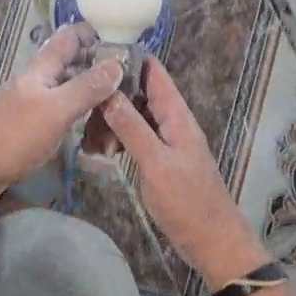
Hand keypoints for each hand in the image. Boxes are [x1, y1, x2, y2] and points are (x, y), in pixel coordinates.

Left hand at [0, 23, 122, 205]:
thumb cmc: (13, 133)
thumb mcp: (56, 108)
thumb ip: (86, 87)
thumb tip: (117, 62)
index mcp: (42, 70)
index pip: (69, 38)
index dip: (93, 34)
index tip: (125, 45)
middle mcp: (38, 82)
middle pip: (70, 65)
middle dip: (98, 69)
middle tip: (132, 85)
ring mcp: (32, 106)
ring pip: (67, 92)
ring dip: (91, 97)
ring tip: (121, 111)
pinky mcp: (29, 130)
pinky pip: (60, 117)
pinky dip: (79, 121)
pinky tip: (93, 135)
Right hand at [101, 59, 271, 285]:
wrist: (216, 246)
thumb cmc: (188, 203)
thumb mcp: (156, 164)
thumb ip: (132, 127)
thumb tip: (108, 90)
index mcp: (176, 115)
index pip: (153, 70)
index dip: (128, 55)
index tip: (96, 50)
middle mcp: (172, 121)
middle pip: (141, 90)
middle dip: (113, 86)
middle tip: (80, 85)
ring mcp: (167, 141)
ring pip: (136, 113)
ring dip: (113, 112)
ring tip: (84, 114)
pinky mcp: (161, 159)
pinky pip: (137, 135)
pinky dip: (118, 134)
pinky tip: (99, 143)